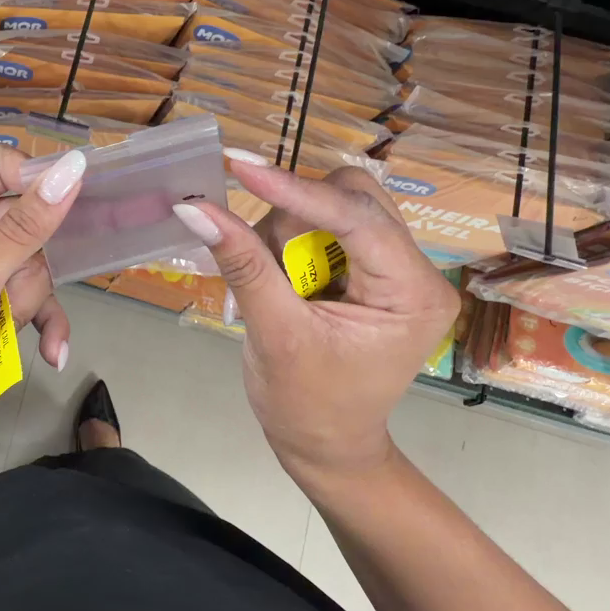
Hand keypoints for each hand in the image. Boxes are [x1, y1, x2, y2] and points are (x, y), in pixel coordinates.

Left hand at [0, 146, 85, 438]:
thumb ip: (24, 227)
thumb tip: (71, 169)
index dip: (31, 177)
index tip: (67, 203)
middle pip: (26, 221)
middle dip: (28, 267)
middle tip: (8, 296)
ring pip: (36, 264)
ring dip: (30, 302)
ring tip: (1, 329)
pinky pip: (39, 299)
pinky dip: (45, 324)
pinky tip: (52, 353)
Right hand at [171, 157, 459, 482]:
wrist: (321, 443)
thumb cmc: (306, 403)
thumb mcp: (273, 334)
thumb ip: (242, 265)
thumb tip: (195, 209)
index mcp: (413, 292)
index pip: (357, 218)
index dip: (295, 190)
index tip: (240, 167)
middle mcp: (414, 270)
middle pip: (352, 198)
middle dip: (294, 215)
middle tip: (260, 255)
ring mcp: (391, 268)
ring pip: (334, 206)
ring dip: (286, 230)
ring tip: (269, 284)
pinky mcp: (365, 270)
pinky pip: (321, 226)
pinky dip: (286, 242)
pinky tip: (277, 280)